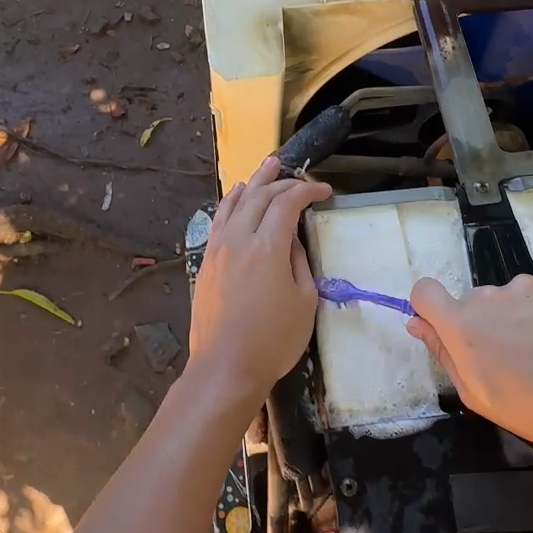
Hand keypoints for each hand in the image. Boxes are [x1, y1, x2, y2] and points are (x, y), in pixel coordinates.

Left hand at [187, 157, 331, 410]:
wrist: (226, 367)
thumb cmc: (273, 340)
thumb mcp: (304, 301)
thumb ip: (298, 261)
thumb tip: (290, 239)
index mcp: (267, 247)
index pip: (287, 203)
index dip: (308, 191)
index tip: (325, 191)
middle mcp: (239, 239)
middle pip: (260, 196)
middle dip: (283, 181)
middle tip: (300, 175)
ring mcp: (218, 248)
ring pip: (236, 202)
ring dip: (255, 182)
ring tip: (268, 165)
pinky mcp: (207, 261)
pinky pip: (219, 219)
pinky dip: (231, 201)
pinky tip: (237, 194)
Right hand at [407, 274, 532, 457]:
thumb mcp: (478, 394)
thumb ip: (444, 353)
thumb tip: (418, 323)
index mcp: (463, 324)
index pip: (425, 292)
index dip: (431, 308)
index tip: (447, 329)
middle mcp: (492, 295)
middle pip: (476, 303)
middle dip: (487, 325)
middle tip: (515, 362)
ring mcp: (531, 285)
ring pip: (514, 299)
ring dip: (522, 319)